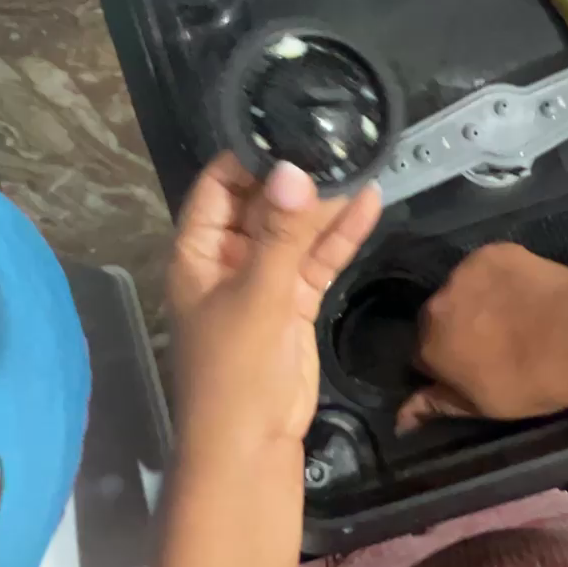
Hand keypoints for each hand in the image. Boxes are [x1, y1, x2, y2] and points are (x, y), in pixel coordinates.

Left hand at [169, 154, 382, 458]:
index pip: (217, 187)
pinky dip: (340, 237)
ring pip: (296, 231)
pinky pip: (317, 259)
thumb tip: (294, 169)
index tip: (286, 124)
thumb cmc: (236, 368)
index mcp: (198, 251)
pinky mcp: (295, 301)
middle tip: (336, 137)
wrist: (252, 442)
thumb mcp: (258, 294)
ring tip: (361, 160)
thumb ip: (281, 233)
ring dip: (325, 204)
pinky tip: (369, 204)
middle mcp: (228, 258)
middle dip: (296, 176)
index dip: (247, 156)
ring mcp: (264, 279)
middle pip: (262, 204)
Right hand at [398, 243, 567, 429]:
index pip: (423, 354)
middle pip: (437, 316)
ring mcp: (464, 272)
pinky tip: (526, 291)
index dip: (447, 362)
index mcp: (428, 345)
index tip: (472, 368)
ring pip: (461, 288)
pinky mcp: (492, 251)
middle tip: (495, 340)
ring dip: (476, 299)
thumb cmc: (531, 381)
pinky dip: (500, 277)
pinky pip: (486, 266)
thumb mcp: (482, 405)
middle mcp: (436, 304)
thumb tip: (401, 417)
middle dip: (456, 326)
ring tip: (514, 313)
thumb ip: (436, 404)